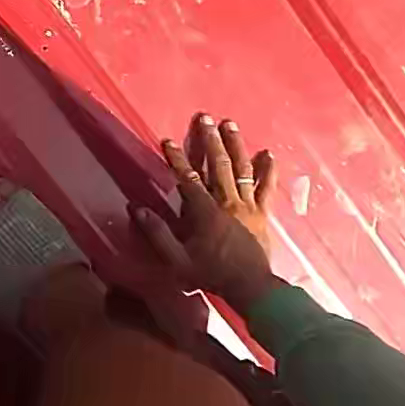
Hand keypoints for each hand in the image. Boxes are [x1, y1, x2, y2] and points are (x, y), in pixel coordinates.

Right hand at [130, 113, 286, 309]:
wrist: (251, 288)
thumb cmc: (211, 274)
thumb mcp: (177, 260)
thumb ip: (157, 234)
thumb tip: (137, 208)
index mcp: (206, 212)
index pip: (188, 179)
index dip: (176, 159)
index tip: (167, 141)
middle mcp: (228, 202)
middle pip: (218, 165)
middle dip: (210, 139)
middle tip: (204, 117)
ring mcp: (248, 206)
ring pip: (242, 169)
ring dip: (235, 145)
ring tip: (230, 124)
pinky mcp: (263, 213)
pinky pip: (266, 187)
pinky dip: (267, 169)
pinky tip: (268, 153)